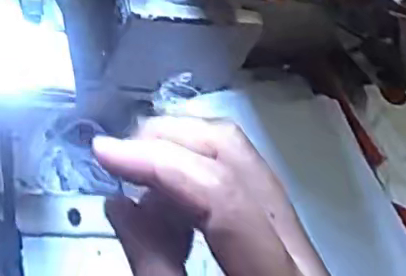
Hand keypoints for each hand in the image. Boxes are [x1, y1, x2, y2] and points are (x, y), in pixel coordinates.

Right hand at [93, 117, 329, 275]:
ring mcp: (302, 243)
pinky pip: (241, 184)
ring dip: (180, 157)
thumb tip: (121, 203)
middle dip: (166, 142)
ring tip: (139, 195)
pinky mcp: (290, 245)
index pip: (220, 193)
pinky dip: (197, 182)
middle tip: (119, 161)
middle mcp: (302, 250)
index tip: (103, 152)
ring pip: (238, 157)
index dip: (156, 162)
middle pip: (233, 152)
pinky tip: (169, 213)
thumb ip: (155, 273)